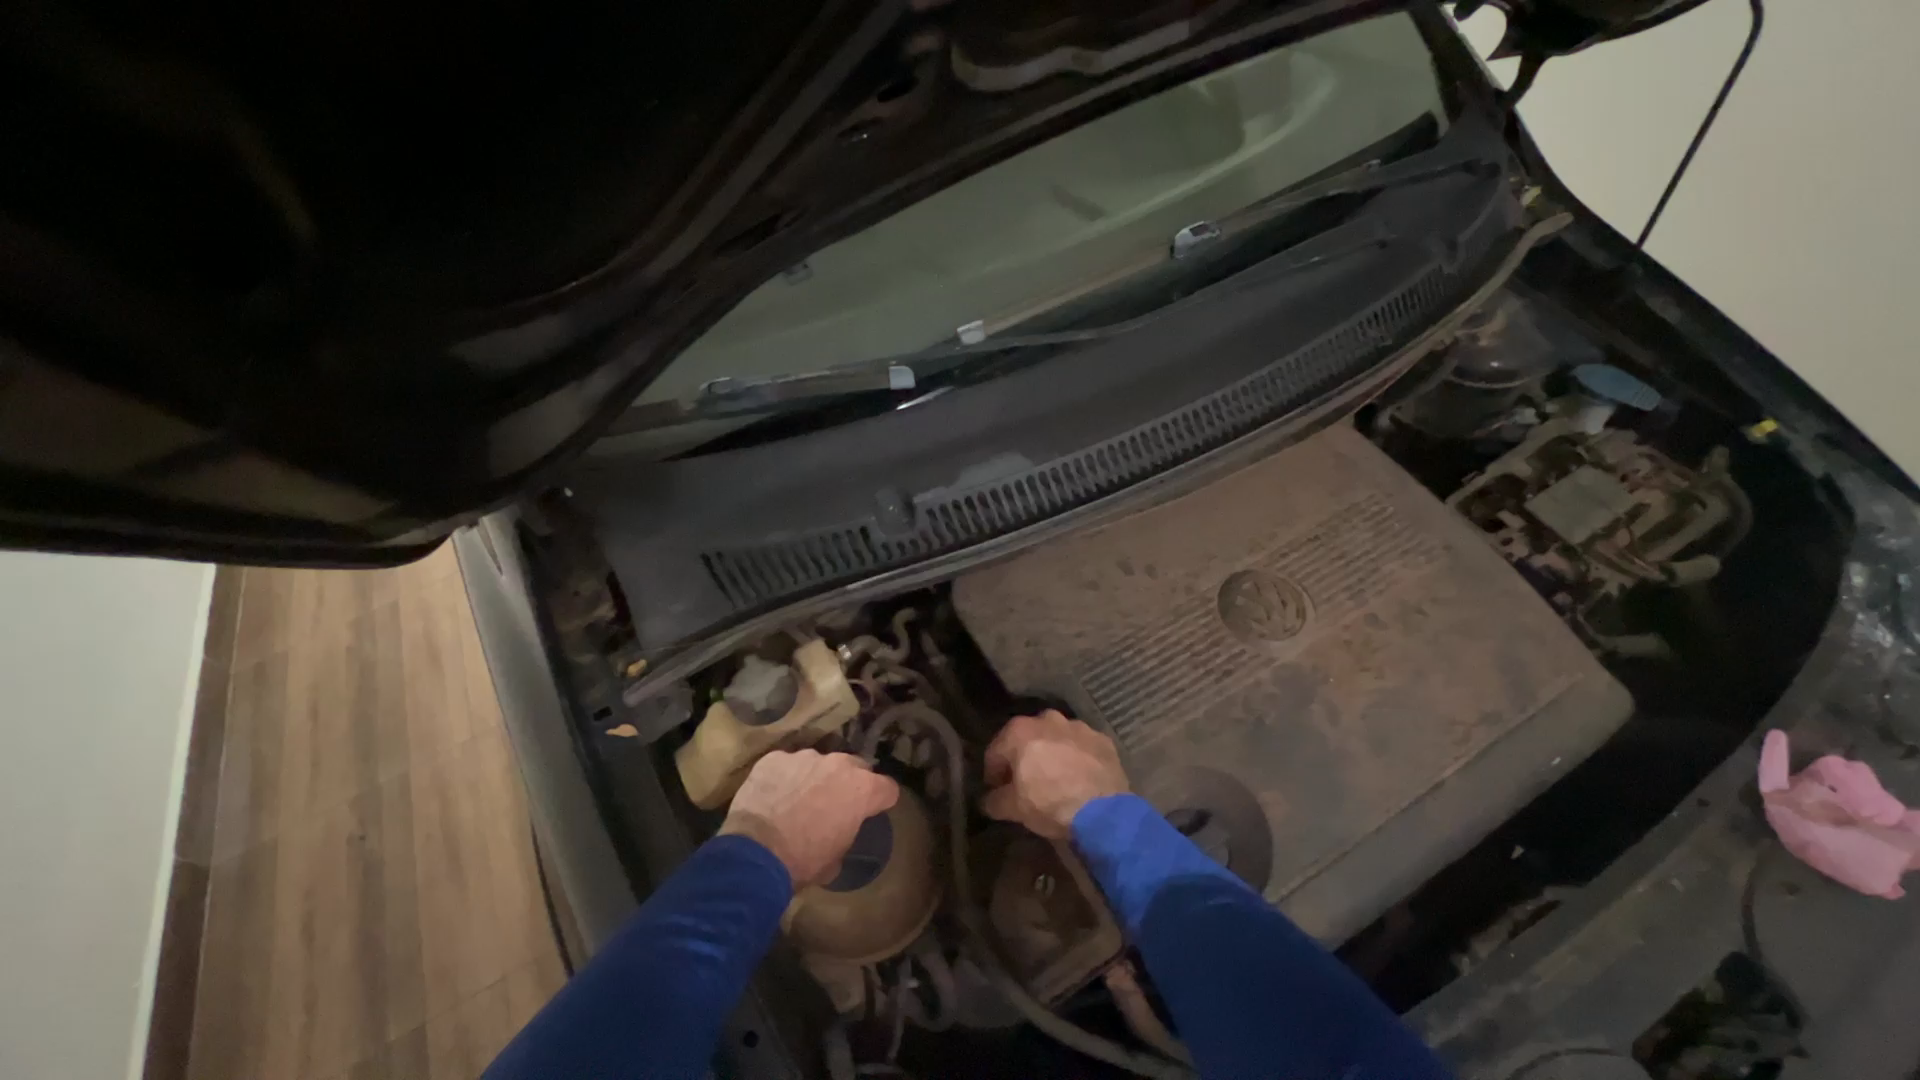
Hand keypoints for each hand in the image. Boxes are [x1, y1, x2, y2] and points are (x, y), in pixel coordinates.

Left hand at [720, 750, 899, 886]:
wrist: (754, 855)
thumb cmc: (803, 861)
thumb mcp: (836, 859)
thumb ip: (846, 834)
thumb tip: (837, 833)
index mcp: (862, 790)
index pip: (887, 788)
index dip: (881, 801)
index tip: (872, 811)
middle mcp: (838, 765)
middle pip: (855, 768)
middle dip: (848, 783)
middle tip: (833, 805)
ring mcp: (805, 757)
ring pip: (818, 764)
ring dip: (814, 778)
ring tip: (796, 801)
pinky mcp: (775, 758)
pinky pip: (786, 765)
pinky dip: (784, 777)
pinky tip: (772, 797)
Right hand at [982, 710, 1128, 838]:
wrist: (1103, 811)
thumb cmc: (1049, 803)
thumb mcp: (1013, 809)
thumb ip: (995, 801)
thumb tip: (989, 801)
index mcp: (1019, 731)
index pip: (995, 751)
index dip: (993, 773)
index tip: (997, 791)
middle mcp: (1047, 720)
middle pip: (1027, 740)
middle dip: (1024, 759)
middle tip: (1026, 784)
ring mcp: (1078, 726)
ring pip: (1057, 739)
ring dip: (1052, 754)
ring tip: (1056, 780)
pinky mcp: (1102, 739)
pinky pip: (1082, 747)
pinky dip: (1078, 759)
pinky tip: (1080, 780)